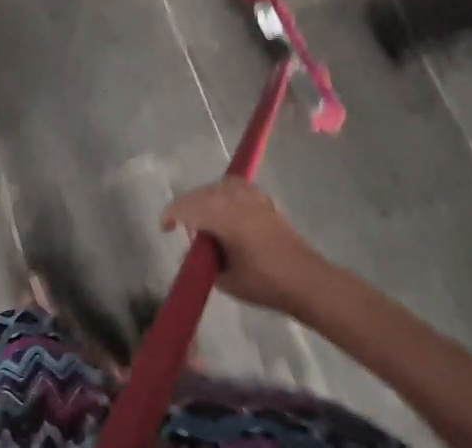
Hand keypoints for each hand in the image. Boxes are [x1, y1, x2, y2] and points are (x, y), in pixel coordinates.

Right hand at [161, 178, 322, 315]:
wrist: (307, 281)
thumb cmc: (265, 283)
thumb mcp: (225, 279)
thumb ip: (205, 261)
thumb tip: (195, 251)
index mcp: (221, 215)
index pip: (186, 206)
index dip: (171, 215)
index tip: (164, 228)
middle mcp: (234, 198)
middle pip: (200, 194)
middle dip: (187, 208)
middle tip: (184, 230)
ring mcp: (252, 196)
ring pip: (217, 187)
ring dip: (205, 199)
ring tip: (203, 219)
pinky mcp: (265, 200)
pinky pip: (236, 188)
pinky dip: (224, 194)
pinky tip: (226, 209)